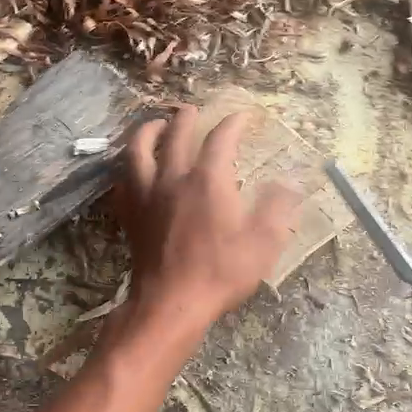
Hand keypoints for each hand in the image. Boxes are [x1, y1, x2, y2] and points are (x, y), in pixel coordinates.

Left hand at [115, 106, 301, 327]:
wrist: (171, 302)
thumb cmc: (220, 273)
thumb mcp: (263, 243)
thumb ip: (276, 208)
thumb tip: (288, 183)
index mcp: (209, 180)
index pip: (221, 139)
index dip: (233, 123)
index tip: (242, 116)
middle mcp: (174, 178)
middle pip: (176, 135)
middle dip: (187, 118)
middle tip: (193, 109)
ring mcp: (146, 195)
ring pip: (139, 150)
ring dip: (148, 131)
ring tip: (155, 124)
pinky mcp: (130, 214)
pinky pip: (123, 180)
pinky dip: (128, 167)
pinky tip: (132, 169)